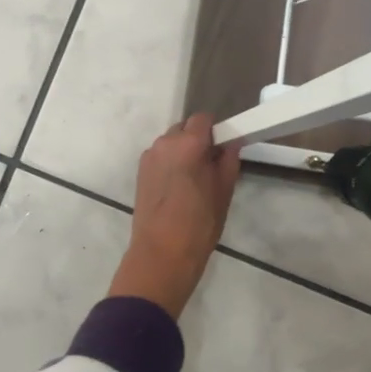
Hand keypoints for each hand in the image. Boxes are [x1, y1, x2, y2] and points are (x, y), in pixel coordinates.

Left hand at [108, 114, 241, 317]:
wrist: (162, 252)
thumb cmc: (199, 223)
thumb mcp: (223, 192)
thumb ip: (228, 161)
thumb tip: (231, 143)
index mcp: (187, 144)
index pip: (203, 119)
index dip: (215, 130)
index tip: (223, 147)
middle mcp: (163, 143)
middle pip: (184, 128)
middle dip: (197, 140)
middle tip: (210, 164)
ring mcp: (148, 157)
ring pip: (170, 143)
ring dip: (182, 151)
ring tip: (194, 179)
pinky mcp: (140, 172)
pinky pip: (159, 157)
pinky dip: (170, 163)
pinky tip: (177, 187)